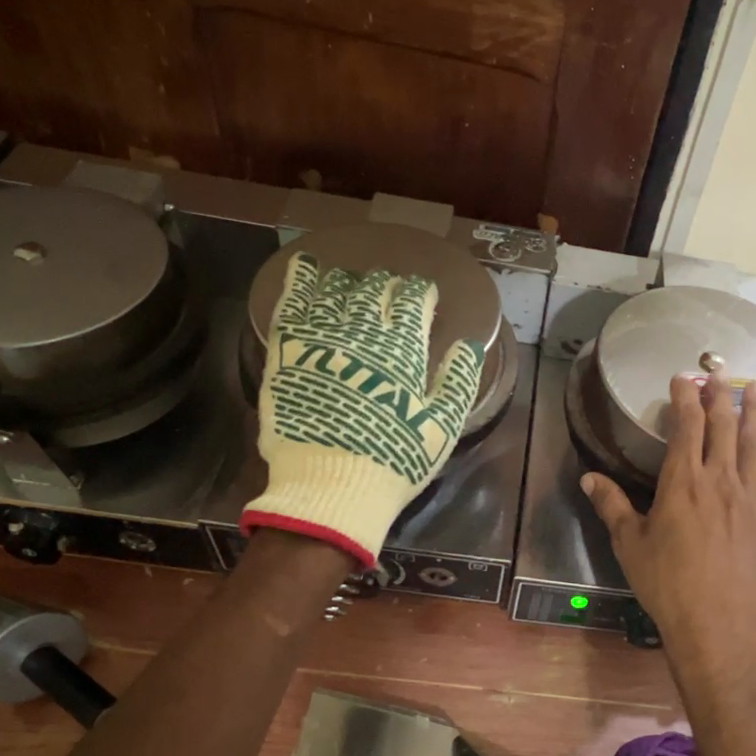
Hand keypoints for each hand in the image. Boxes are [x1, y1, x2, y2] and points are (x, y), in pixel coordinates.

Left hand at [243, 253, 485, 567]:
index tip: (424, 294)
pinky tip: (304, 268)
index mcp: (404, 351)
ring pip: (335, 292)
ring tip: (352, 280)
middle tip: (389, 288)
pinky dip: (300, 282)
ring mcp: (321, 340)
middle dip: (386, 284)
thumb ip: (457, 381)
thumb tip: (469, 343)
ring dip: (347, 281)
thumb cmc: (393, 462)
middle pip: (375, 291)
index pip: (414, 302)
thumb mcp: (442, 429)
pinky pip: (292, 305)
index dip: (420, 292)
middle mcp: (363, 334)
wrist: (332, 486)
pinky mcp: (286, 353)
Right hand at [581, 375, 755, 675]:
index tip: (682, 378)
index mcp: (682, 482)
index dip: (684, 399)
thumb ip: (611, 505)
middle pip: (722, 427)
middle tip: (720, 372)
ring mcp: (748, 499)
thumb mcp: (629, 544)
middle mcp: (718, 481)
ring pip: (755, 445)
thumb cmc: (666, 584)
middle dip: (719, 396)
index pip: (685, 428)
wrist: (715, 624)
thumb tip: (589, 477)